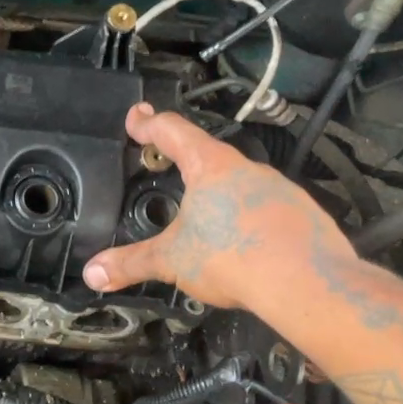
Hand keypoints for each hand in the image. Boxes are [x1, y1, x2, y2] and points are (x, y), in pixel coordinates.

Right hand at [81, 103, 353, 308]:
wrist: (309, 286)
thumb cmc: (234, 258)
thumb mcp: (170, 261)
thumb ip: (130, 263)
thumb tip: (93, 273)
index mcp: (211, 167)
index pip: (173, 131)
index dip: (149, 124)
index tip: (137, 117)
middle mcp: (248, 169)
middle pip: (208, 155)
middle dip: (184, 162)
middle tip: (164, 167)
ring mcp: (280, 190)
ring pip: (239, 183)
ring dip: (218, 194)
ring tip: (200, 215)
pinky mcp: (302, 215)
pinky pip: (265, 209)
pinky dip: (246, 219)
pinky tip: (238, 242)